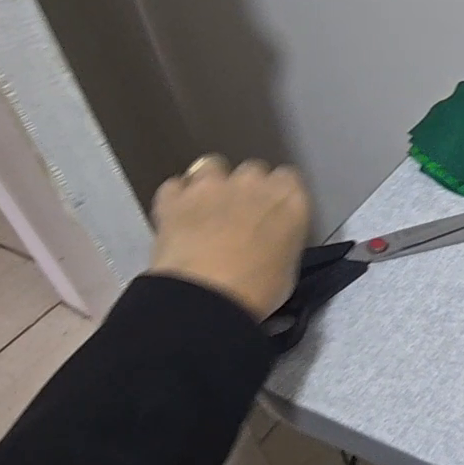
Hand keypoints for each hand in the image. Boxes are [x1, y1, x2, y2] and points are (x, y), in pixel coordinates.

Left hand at [148, 155, 311, 320]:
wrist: (206, 298)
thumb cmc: (260, 290)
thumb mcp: (288, 266)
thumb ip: (282, 238)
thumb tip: (270, 240)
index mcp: (290, 199)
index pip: (289, 178)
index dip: (279, 195)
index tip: (274, 213)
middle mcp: (253, 182)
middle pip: (253, 170)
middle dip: (247, 187)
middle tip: (242, 216)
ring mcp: (210, 185)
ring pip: (211, 166)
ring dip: (211, 183)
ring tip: (207, 209)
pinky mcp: (173, 197)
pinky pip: (175, 187)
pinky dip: (176, 199)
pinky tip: (178, 218)